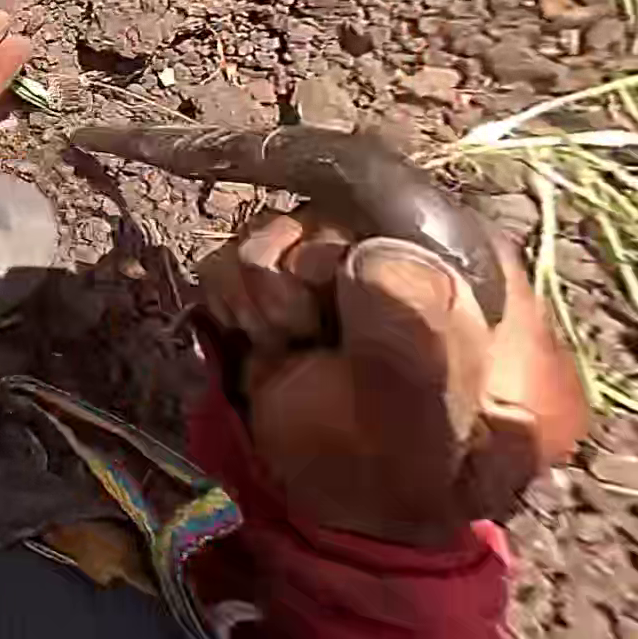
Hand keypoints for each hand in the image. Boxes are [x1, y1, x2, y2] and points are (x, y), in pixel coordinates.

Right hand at [201, 209, 587, 544]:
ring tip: (270, 339)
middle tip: (294, 330)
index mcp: (487, 319)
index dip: (372, 239)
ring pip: (274, 231)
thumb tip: (383, 253)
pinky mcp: (280, 287)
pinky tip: (246, 330)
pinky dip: (226, 289)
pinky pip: (234, 254)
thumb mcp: (403, 429)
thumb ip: (405, 347)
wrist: (296, 493)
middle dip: (291, 272)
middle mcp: (414, 286)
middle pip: (335, 221)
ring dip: (251, 286)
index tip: (335, 284)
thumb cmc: (370, 476)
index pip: (436, 231)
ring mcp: (340, 284)